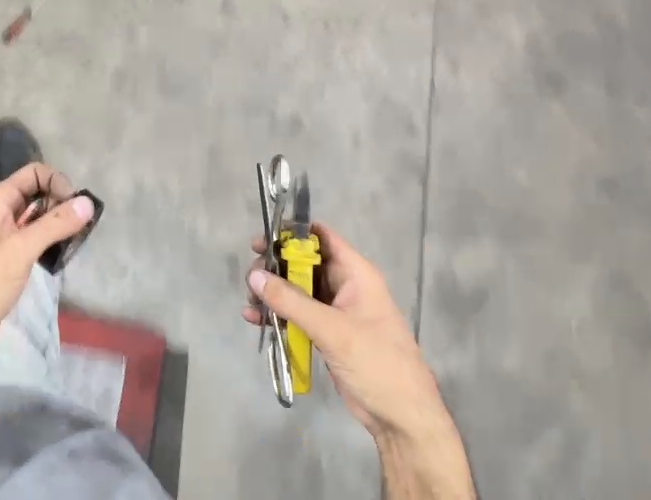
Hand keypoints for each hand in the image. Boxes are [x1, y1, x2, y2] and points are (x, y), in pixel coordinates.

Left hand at [0, 163, 94, 352]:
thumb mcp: (22, 249)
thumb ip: (55, 224)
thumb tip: (88, 203)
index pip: (34, 173)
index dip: (57, 183)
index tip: (76, 207)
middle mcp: (1, 211)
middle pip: (38, 193)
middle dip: (61, 203)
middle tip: (81, 226)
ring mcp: (4, 235)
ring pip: (37, 216)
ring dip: (57, 222)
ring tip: (77, 240)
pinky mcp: (9, 256)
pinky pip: (34, 237)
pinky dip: (49, 240)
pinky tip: (62, 254)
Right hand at [242, 224, 448, 440]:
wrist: (401, 417)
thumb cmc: (377, 363)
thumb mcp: (333, 330)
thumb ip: (291, 301)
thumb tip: (254, 275)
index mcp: (356, 275)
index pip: (322, 237)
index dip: (292, 233)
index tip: (263, 240)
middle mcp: (345, 287)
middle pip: (303, 262)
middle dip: (275, 266)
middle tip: (251, 277)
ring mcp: (334, 311)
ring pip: (296, 289)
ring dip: (272, 293)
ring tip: (250, 302)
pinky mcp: (326, 333)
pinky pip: (296, 314)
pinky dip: (276, 315)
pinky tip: (254, 320)